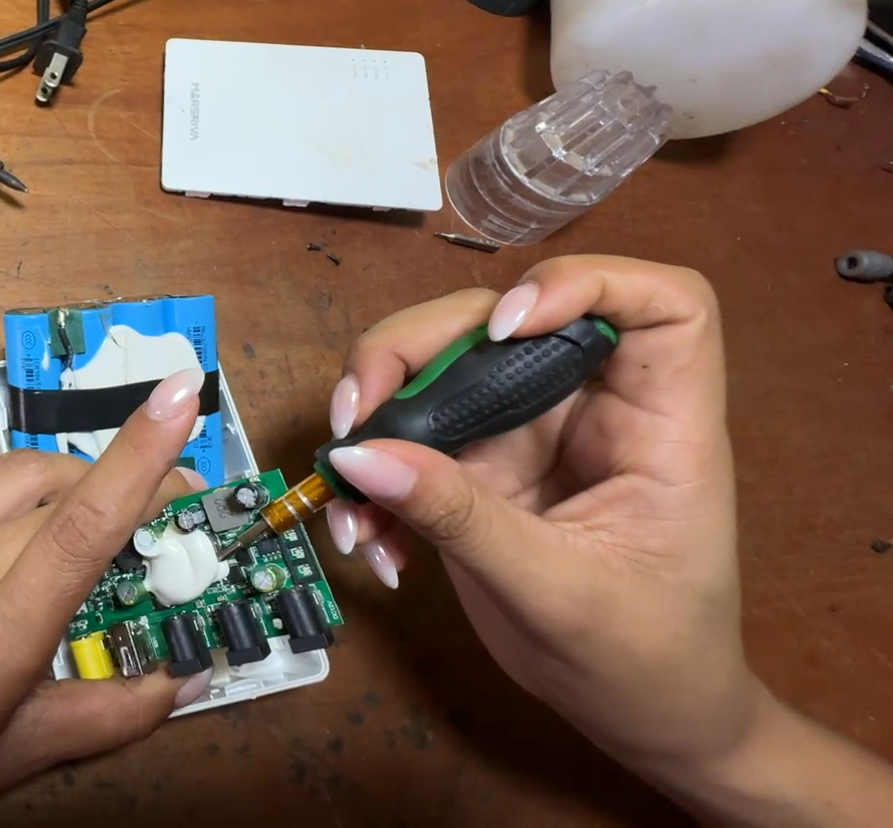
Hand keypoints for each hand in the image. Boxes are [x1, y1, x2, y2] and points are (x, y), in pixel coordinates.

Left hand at [0, 370, 212, 827]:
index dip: (138, 457)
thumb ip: (116, 712)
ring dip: (69, 475)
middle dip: (124, 481)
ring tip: (103, 508)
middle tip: (168, 507)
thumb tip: (184, 675)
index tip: (178, 396)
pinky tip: (29, 511)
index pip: (80, 527)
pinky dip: (14, 480)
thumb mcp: (22, 754)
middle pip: (57, 492)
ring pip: (13, 470)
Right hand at [321, 256, 755, 775]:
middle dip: (402, 353)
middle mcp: (572, 407)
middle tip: (352, 418)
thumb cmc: (643, 658)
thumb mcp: (556, 593)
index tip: (503, 331)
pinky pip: (395, 435)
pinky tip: (365, 536)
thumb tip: (357, 455)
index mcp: (650, 423)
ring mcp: (510, 430)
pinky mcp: (462, 461)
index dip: (581, 286)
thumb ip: (459, 517)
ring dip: (366, 417)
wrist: (629, 712)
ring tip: (344, 491)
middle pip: (484, 321)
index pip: (654, 304)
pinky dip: (365, 478)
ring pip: (422, 369)